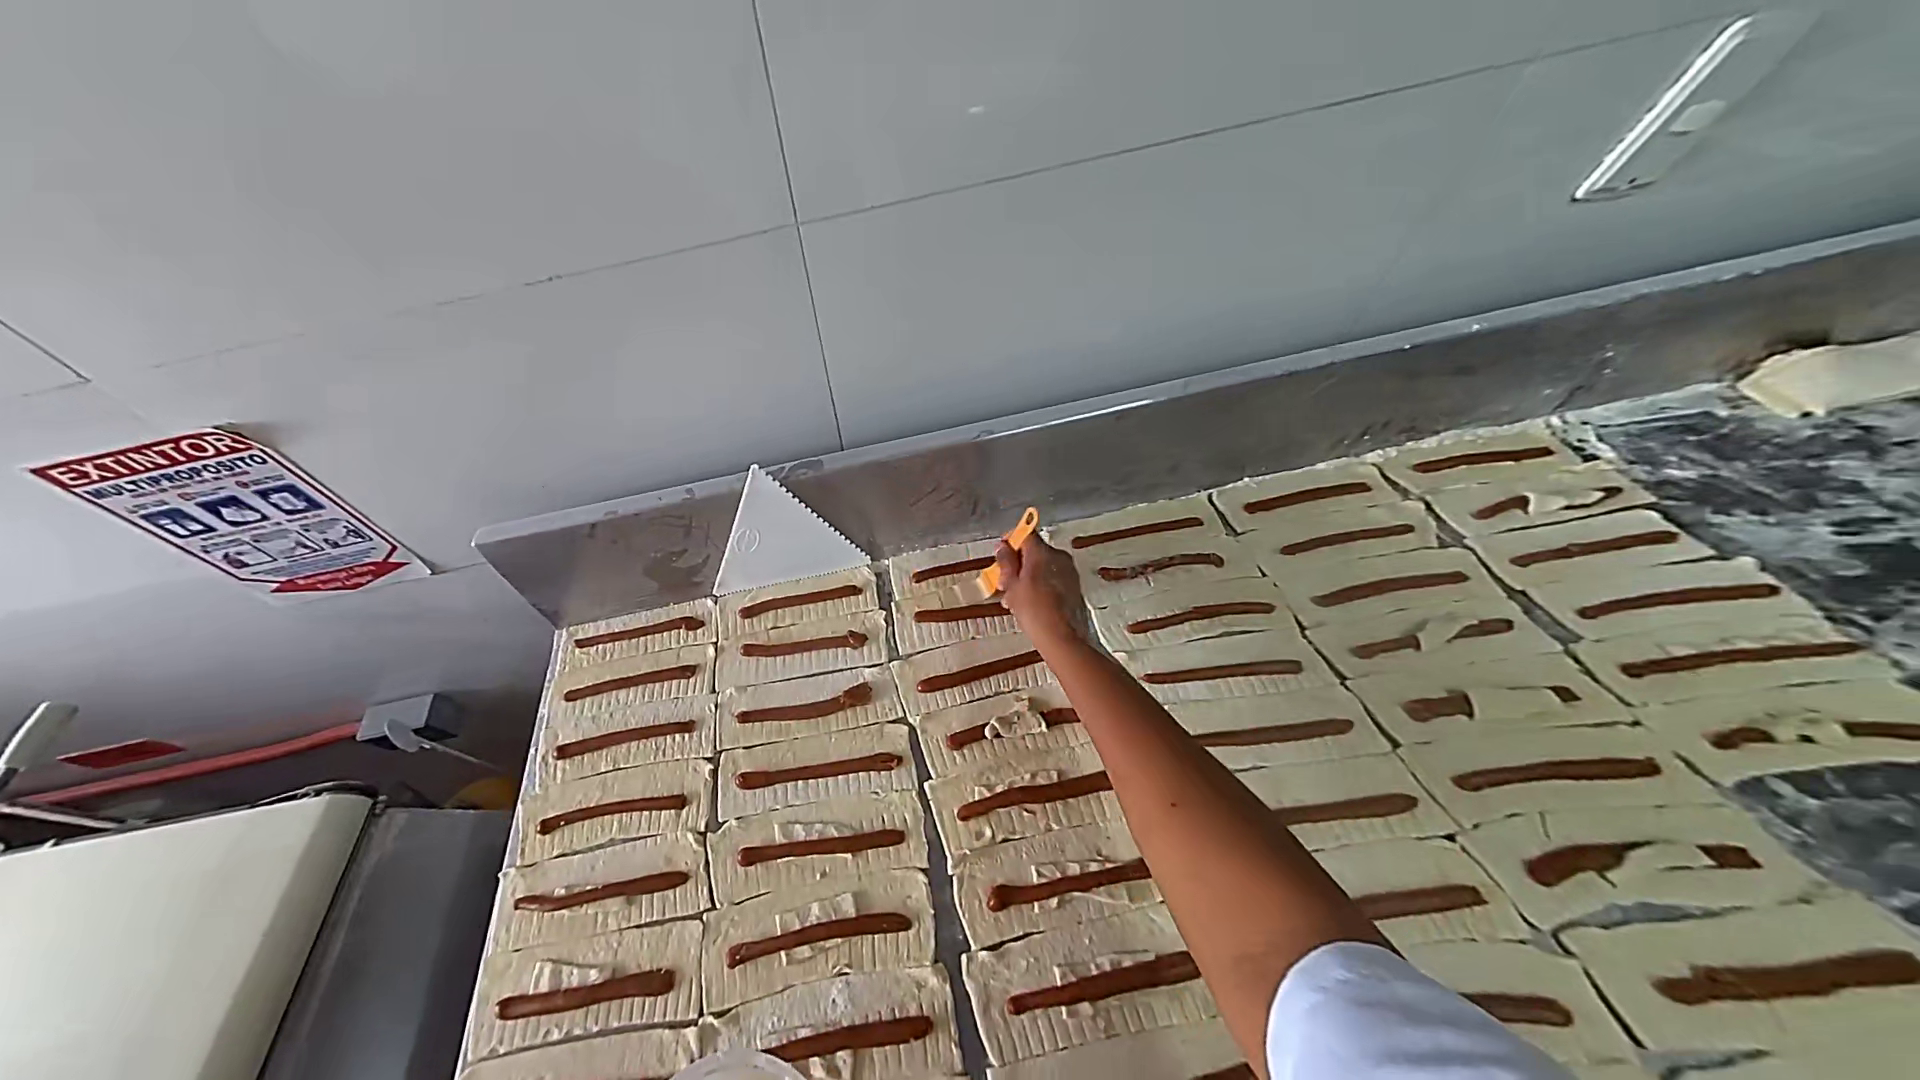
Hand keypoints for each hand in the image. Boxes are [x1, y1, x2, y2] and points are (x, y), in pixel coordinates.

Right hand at [992, 536, 1085, 646]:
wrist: (1062, 637)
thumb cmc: (1035, 611)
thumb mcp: (1012, 585)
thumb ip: (1006, 562)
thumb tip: (1003, 547)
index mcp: (1043, 552)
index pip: (1025, 534)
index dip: (1011, 541)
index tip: (1001, 554)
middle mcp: (1059, 557)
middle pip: (1034, 551)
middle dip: (1017, 564)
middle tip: (1003, 581)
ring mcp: (1068, 571)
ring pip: (1042, 566)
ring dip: (1026, 576)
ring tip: (1014, 598)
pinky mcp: (1073, 586)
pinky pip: (1052, 578)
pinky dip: (1039, 585)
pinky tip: (1029, 603)